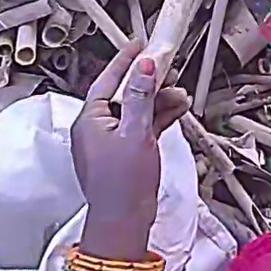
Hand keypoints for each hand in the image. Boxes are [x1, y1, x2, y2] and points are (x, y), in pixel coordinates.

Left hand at [72, 41, 190, 257]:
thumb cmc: (121, 187)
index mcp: (90, 121)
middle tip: (167, 69)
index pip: (107, 80)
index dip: (124, 61)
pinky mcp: (127, 153)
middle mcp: (98, 129)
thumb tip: (143, 68)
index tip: (139, 45)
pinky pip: (144, 125)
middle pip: (125, 94)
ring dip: (159, 100)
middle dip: (149, 83)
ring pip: (137, 109)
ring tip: (179, 94)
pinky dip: (159, 117)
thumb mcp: (135, 133)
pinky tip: (177, 109)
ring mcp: (113, 141)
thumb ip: (140, 97)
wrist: (124, 225)